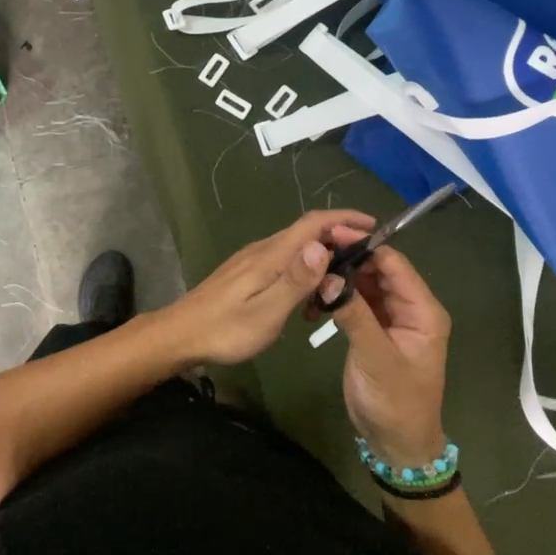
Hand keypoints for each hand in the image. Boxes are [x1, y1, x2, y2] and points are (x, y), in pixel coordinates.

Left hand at [156, 210, 375, 367]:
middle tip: (368, 265)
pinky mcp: (247, 274)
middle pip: (307, 233)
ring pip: (297, 249)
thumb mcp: (266, 312)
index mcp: (271, 255)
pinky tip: (310, 302)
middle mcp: (263, 250)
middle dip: (340, 240)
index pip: (313, 223)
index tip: (375, 228)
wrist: (180, 335)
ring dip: (324, 260)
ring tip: (344, 288)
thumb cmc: (225, 329)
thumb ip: (296, 280)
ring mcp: (253, 261)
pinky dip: (306, 273)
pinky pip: (285, 263)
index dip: (344, 220)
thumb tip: (322, 245)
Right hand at [324, 237, 450, 467]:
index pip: (393, 263)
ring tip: (307, 269)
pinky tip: (312, 296)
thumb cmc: (396, 402)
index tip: (329, 235)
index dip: (363, 245)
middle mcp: (408, 307)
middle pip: (376, 268)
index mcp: (422, 310)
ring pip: (362, 281)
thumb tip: (328, 275)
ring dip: (338, 275)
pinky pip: (353, 299)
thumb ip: (354, 315)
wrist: (395, 444)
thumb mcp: (376, 358)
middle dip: (346, 257)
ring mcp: (390, 317)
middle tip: (310, 251)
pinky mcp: (372, 327)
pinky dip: (335, 294)